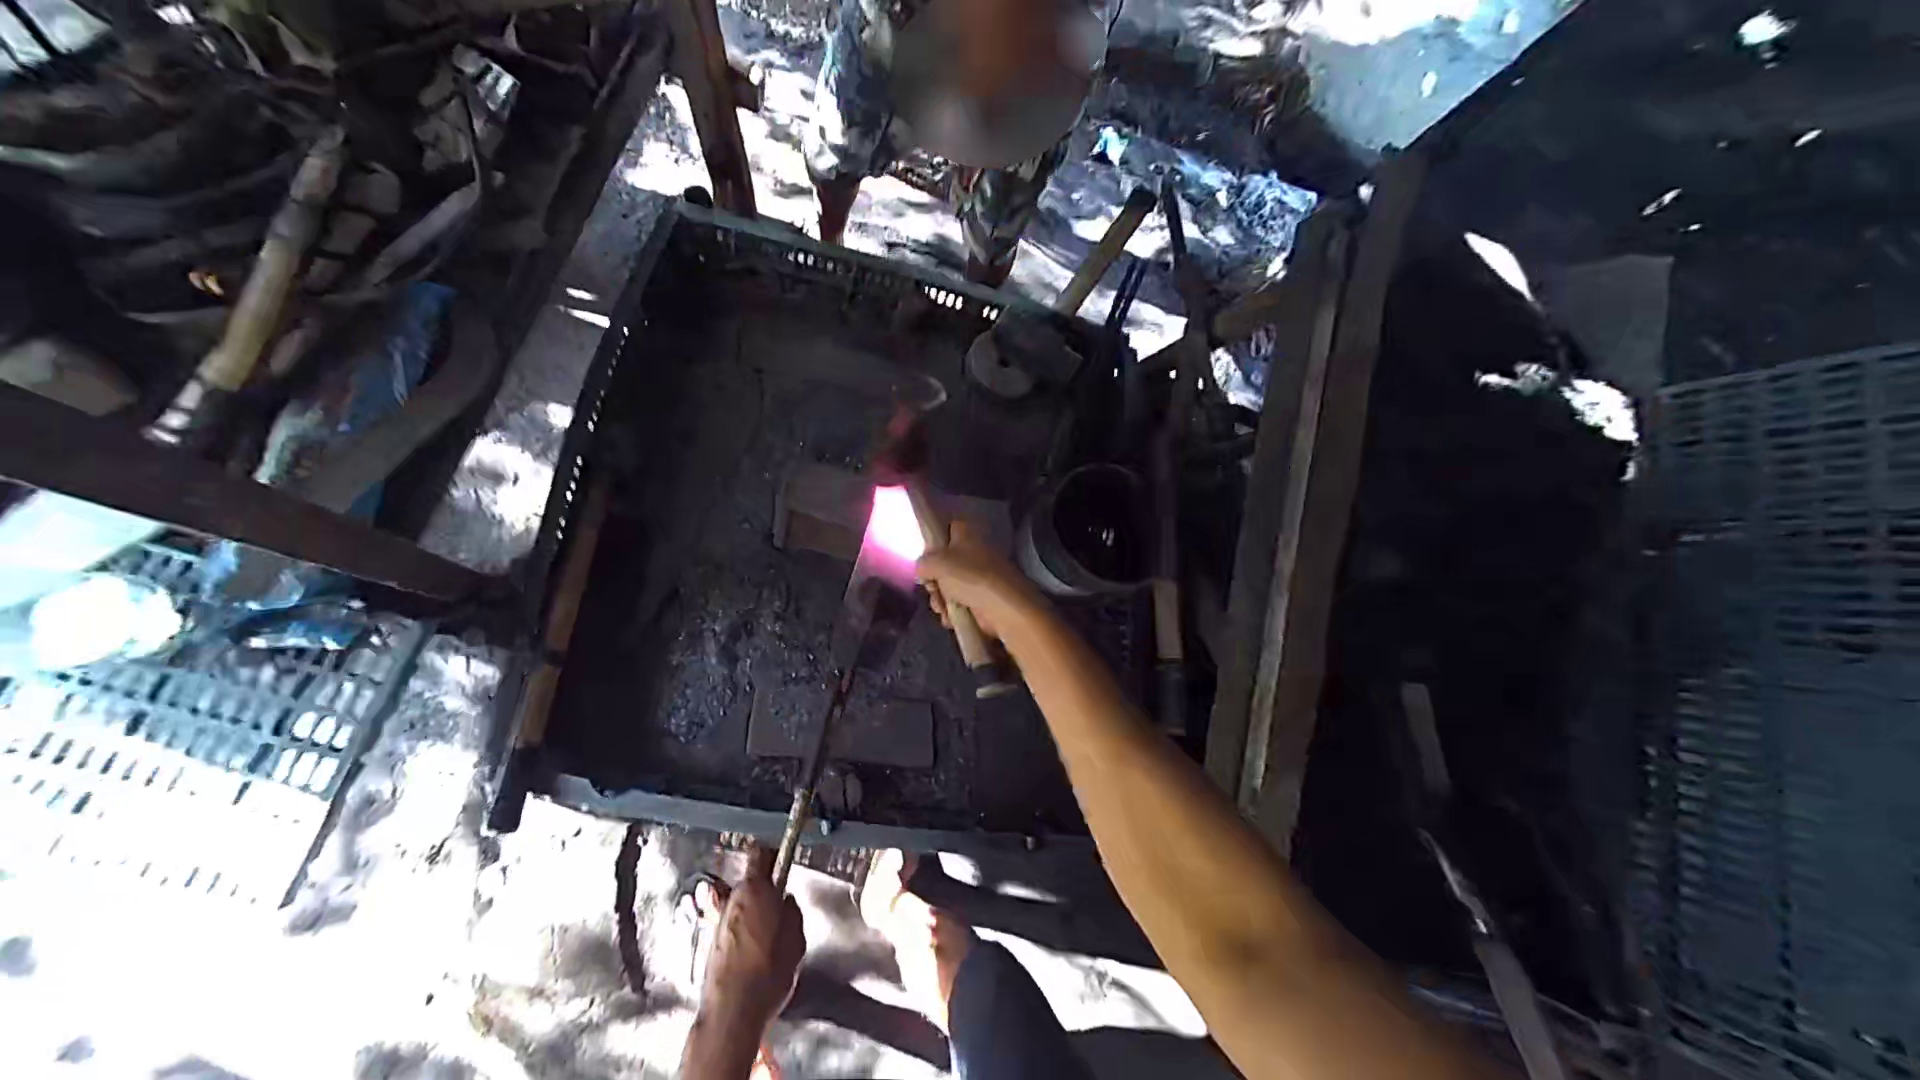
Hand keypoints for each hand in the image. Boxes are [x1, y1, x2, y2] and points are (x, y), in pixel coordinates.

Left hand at [698, 845, 805, 1035]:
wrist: (732, 1013)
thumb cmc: (766, 974)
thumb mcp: (796, 938)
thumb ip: (792, 912)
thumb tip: (787, 903)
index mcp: (755, 890)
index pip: (761, 853)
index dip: (774, 852)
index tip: (783, 854)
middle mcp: (733, 900)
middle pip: (752, 882)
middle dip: (767, 890)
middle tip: (784, 906)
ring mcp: (720, 922)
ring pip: (742, 906)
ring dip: (755, 913)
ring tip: (772, 936)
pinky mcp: (713, 943)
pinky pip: (734, 926)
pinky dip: (745, 932)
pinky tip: (757, 954)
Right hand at [915, 520, 1044, 641]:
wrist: (1003, 607)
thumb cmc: (969, 576)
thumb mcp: (936, 563)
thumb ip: (922, 563)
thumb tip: (923, 570)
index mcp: (966, 534)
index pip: (945, 529)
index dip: (932, 543)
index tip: (925, 558)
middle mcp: (973, 552)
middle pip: (943, 563)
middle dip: (933, 580)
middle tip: (932, 587)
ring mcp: (978, 576)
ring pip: (948, 585)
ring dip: (940, 599)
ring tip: (943, 607)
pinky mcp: (981, 598)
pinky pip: (958, 602)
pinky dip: (952, 611)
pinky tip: (950, 618)